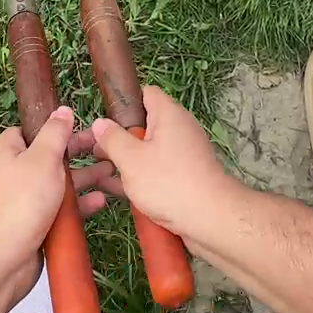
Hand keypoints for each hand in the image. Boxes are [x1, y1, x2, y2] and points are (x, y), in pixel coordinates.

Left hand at [0, 107, 115, 305]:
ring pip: (60, 183)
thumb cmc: (21, 201)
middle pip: (53, 156)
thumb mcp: (42, 158)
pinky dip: (80, 205)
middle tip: (107, 148)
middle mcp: (18, 172)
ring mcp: (28, 200)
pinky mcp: (37, 224)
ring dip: (85, 178)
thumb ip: (55, 133)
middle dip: (80, 153)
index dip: (57, 127)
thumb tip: (63, 109)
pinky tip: (100, 202)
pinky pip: (62, 209)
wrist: (0, 262)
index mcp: (12, 150)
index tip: (82, 125)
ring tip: (113, 173)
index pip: (34, 129)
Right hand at [90, 86, 242, 244]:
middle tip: (101, 155)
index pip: (144, 93)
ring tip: (107, 177)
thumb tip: (100, 123)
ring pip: (151, 149)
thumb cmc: (168, 183)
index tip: (106, 123)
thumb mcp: (131, 160)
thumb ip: (113, 139)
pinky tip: (126, 194)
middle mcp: (180, 126)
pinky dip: (145, 177)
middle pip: (146, 123)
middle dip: (123, 138)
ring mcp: (186, 151)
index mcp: (168, 113)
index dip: (123, 104)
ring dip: (131, 162)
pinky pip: (161, 168)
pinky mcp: (189, 174)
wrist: (211, 219)